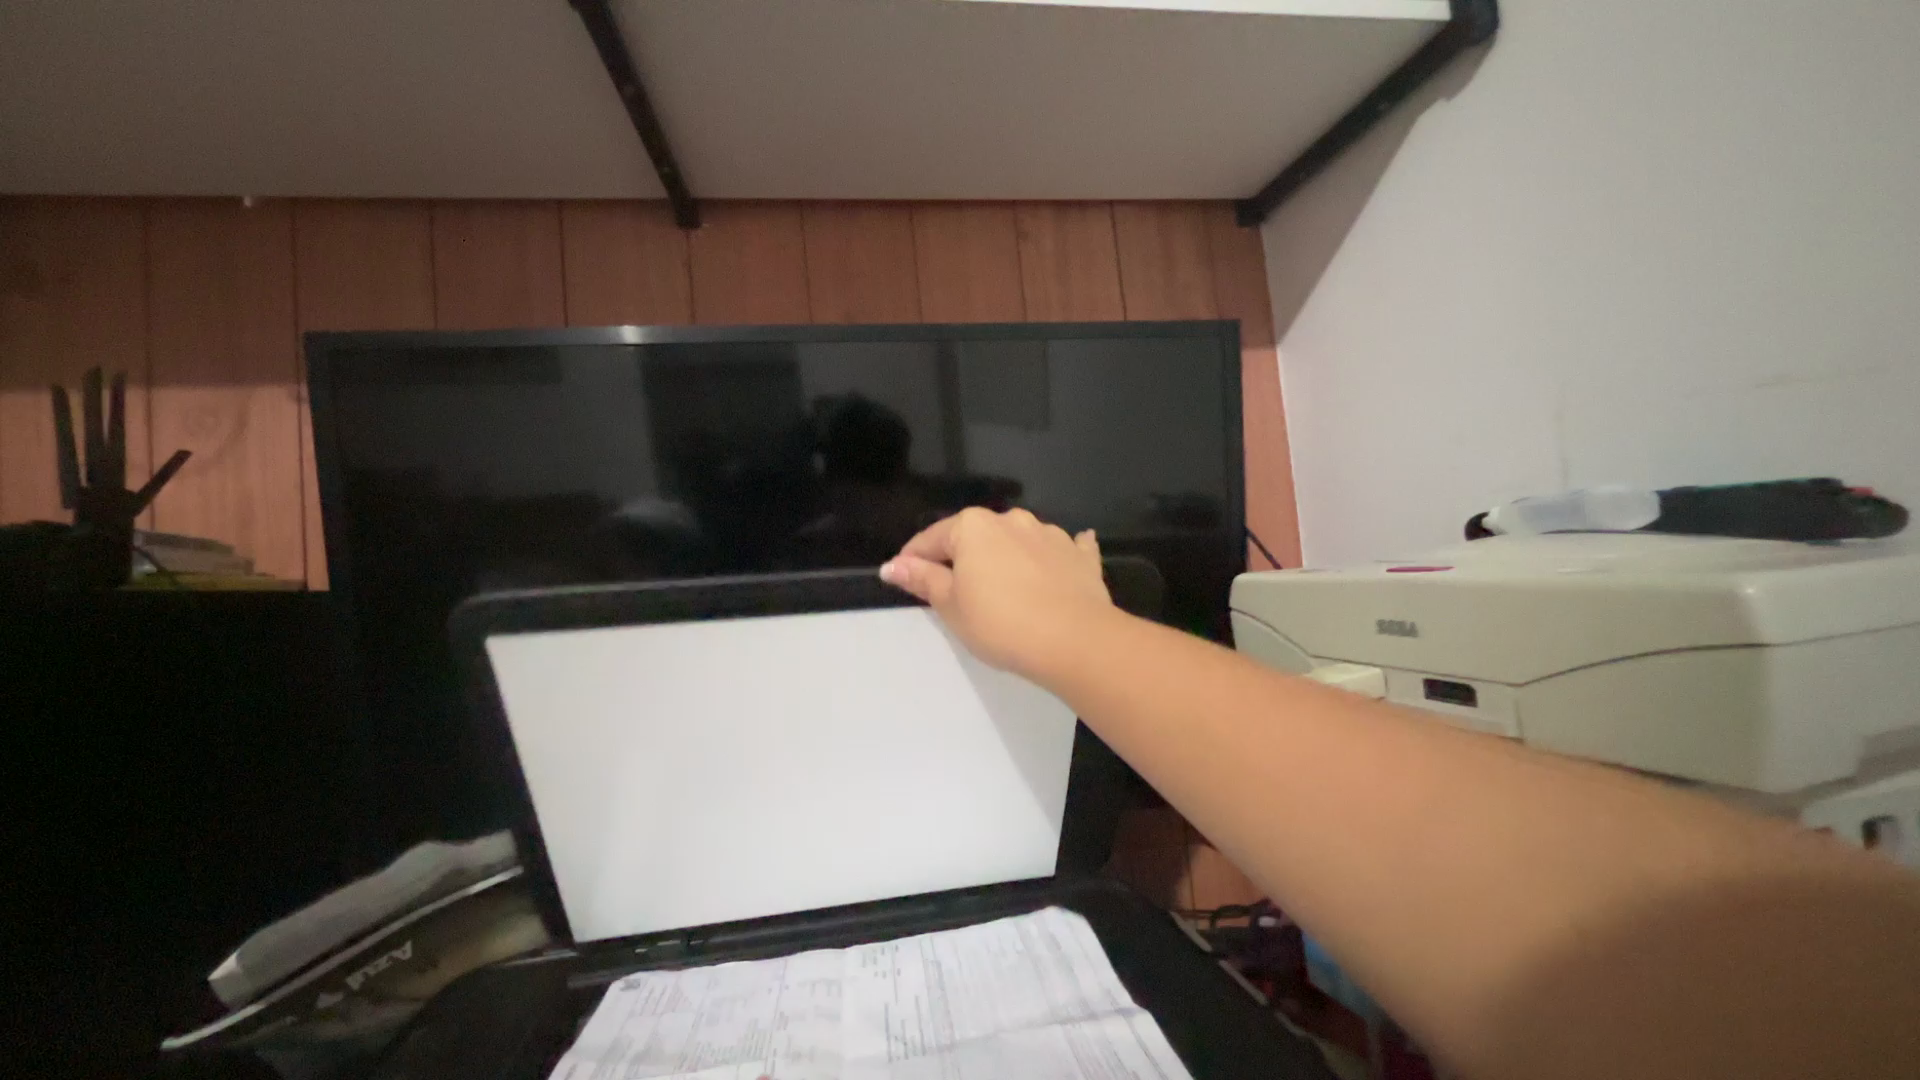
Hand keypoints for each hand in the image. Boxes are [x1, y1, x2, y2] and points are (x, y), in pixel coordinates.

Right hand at [879, 508, 1115, 676]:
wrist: (1074, 640)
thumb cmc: (1001, 624)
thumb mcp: (951, 606)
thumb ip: (922, 579)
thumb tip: (892, 565)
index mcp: (974, 527)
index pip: (932, 539)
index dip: (913, 559)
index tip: (904, 579)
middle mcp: (1012, 520)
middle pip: (976, 537)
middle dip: (962, 559)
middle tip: (954, 593)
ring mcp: (1050, 534)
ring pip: (1017, 542)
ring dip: (1005, 558)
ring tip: (1002, 591)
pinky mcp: (1079, 555)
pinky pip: (1060, 550)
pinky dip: (1052, 557)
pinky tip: (1054, 567)